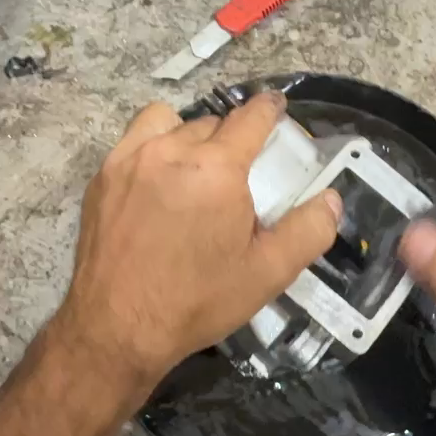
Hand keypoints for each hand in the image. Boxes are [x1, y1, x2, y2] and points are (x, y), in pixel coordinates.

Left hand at [56, 91, 341, 386]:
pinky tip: (157, 181)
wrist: (117, 328)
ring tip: (194, 169)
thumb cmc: (197, 301)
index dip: (268, 109)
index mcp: (217, 170)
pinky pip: (136, 138)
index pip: (250, 119)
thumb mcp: (267, 274)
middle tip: (238, 174)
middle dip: (231, 139)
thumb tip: (331, 200)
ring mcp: (131, 159)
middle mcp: (172, 151)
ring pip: (171, 123)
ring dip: (190, 135)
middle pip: (212, 123)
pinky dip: (154, 146)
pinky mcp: (103, 175)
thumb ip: (308, 232)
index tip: (276, 107)